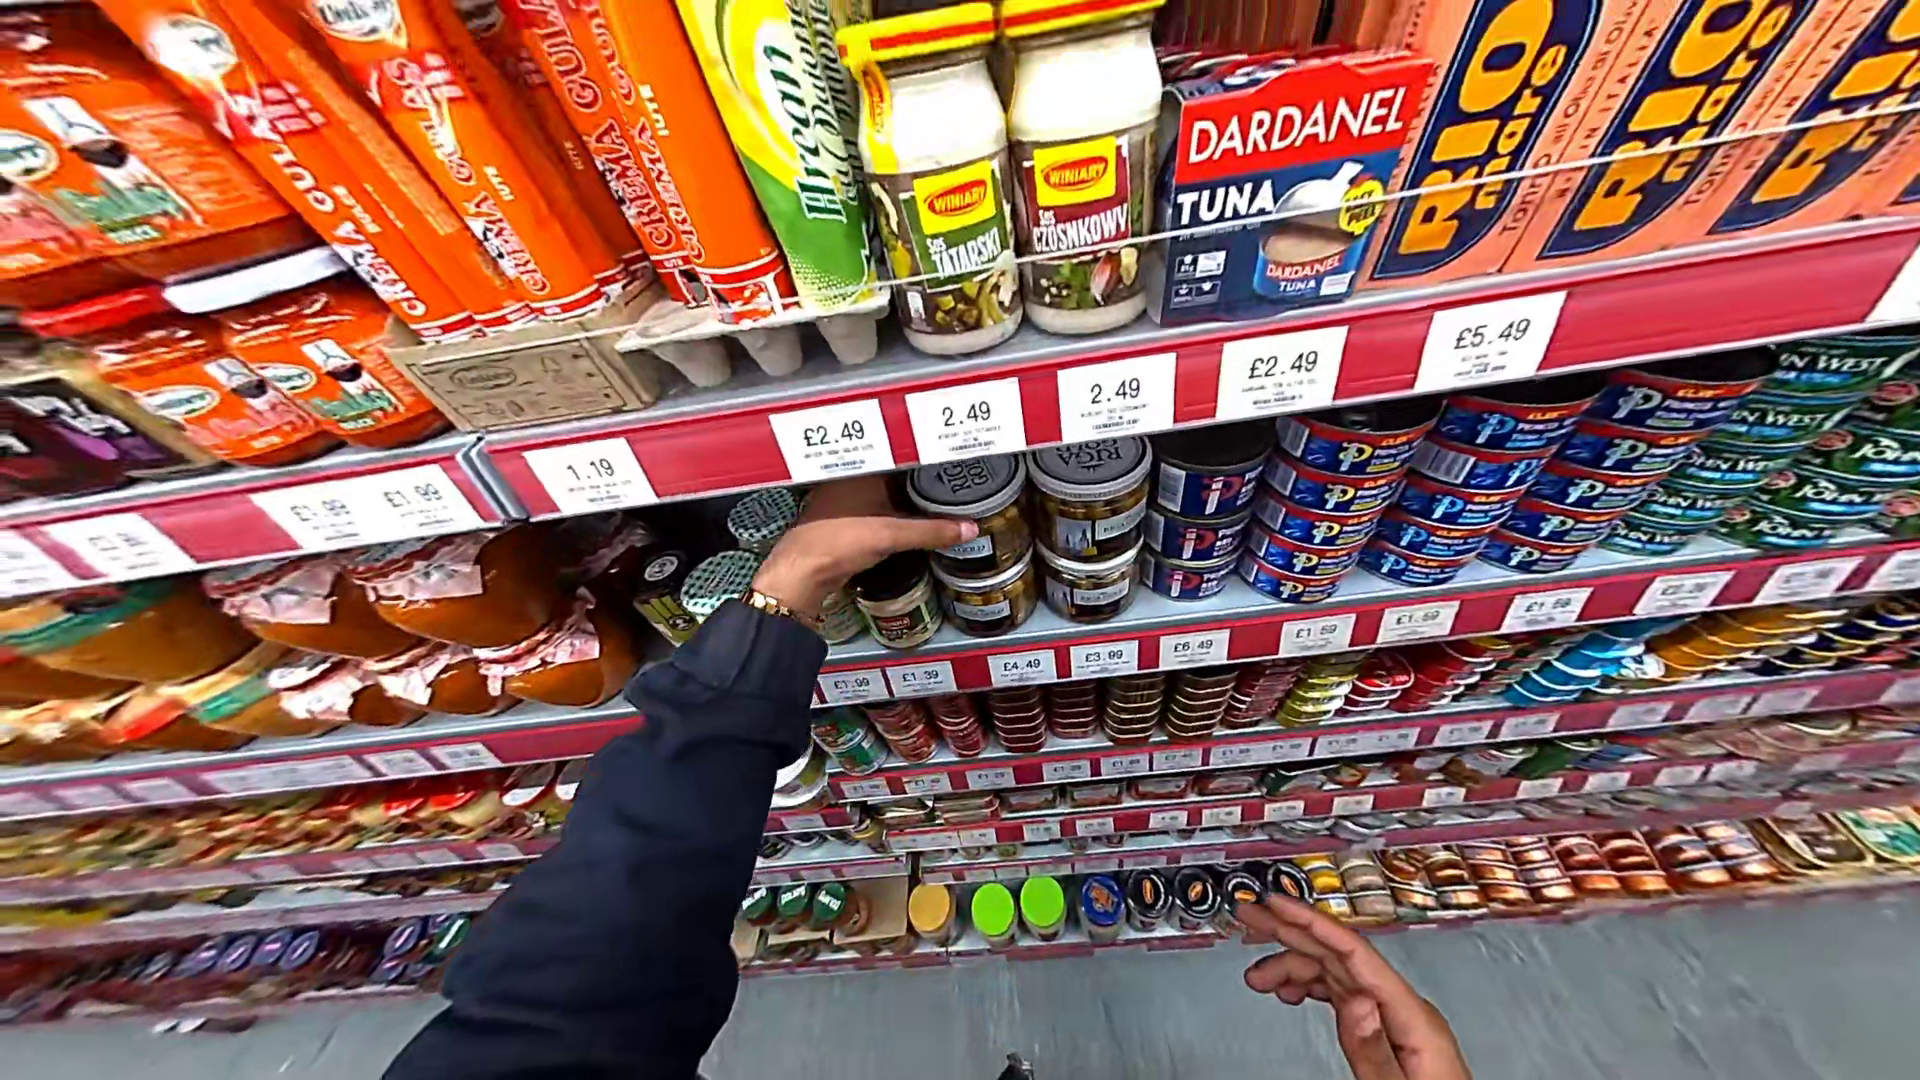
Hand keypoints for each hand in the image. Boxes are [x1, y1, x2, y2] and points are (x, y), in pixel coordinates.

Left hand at [750, 476, 974, 620]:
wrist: (802, 572)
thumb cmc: (840, 541)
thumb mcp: (892, 535)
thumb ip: (932, 530)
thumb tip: (969, 529)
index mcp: (862, 468)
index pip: (901, 452)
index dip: (927, 455)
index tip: (951, 457)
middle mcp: (851, 476)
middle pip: (894, 471)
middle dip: (920, 476)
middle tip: (952, 476)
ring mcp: (845, 497)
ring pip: (884, 490)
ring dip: (906, 494)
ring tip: (938, 494)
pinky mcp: (843, 518)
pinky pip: (877, 506)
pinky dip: (894, 510)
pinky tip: (910, 516)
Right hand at [1239, 897, 1469, 1079]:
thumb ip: (1376, 1053)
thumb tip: (1356, 999)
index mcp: (1413, 1017)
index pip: (1354, 950)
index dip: (1310, 920)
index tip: (1275, 902)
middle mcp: (1401, 1007)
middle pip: (1335, 953)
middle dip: (1287, 931)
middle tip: (1248, 916)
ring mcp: (1391, 1016)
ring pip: (1330, 971)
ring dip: (1289, 966)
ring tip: (1256, 976)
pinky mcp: (1380, 1027)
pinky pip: (1335, 990)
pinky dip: (1305, 984)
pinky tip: (1286, 990)